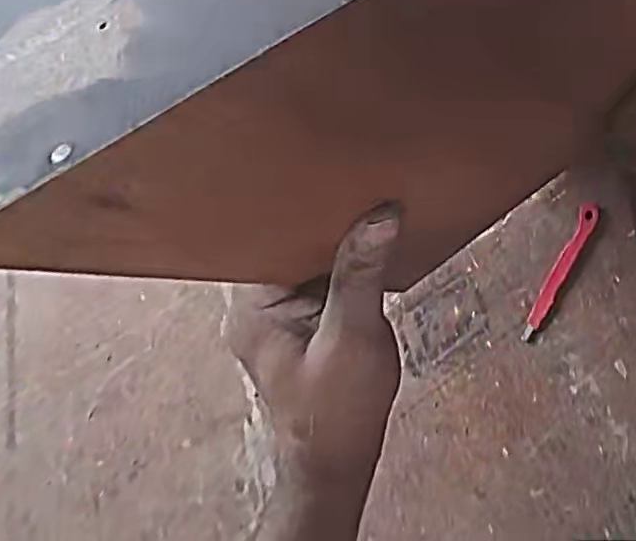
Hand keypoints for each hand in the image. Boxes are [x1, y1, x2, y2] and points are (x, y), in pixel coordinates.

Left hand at [228, 204, 403, 540]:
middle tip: (358, 180)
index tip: (334, 173)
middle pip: (288, 241)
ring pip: (306, 253)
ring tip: (365, 200)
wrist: (339, 463)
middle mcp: (258, 304)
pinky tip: (366, 240)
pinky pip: (319, 271)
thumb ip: (361, 273)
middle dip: (324, 216)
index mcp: (254, 307)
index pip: (270, 235)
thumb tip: (382, 214)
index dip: (302, 205)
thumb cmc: (339, 412)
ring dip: (335, 235)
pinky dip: (342, 256)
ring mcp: (278, 311)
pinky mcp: (302, 316)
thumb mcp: (353, 338)